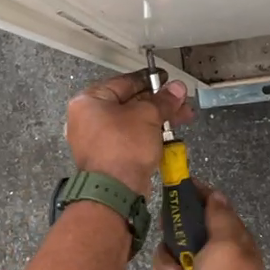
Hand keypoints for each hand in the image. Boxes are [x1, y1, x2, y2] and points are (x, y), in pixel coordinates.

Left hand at [65, 71, 193, 191]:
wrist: (116, 191)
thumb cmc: (122, 148)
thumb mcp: (147, 116)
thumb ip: (163, 100)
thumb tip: (177, 89)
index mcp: (88, 101)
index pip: (123, 82)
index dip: (148, 80)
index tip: (165, 79)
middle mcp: (87, 119)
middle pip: (128, 103)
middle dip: (158, 102)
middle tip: (179, 100)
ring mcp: (96, 140)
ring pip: (132, 123)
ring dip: (157, 119)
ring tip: (181, 116)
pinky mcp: (108, 158)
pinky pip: (130, 140)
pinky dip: (148, 135)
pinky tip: (169, 133)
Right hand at [153, 184, 265, 269]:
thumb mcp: (227, 246)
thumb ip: (220, 216)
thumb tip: (216, 194)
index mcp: (238, 244)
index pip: (218, 208)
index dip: (200, 195)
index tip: (179, 184)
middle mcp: (220, 256)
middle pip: (192, 225)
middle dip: (177, 229)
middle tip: (168, 229)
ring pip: (173, 246)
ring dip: (169, 258)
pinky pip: (165, 268)